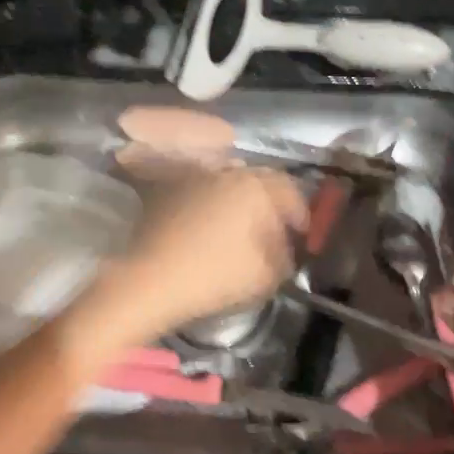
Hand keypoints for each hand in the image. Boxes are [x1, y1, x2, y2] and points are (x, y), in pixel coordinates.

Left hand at [64, 169, 305, 359]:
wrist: (152, 279)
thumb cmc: (215, 275)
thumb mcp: (266, 275)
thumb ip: (284, 258)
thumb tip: (285, 249)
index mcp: (254, 187)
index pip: (289, 189)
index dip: (300, 211)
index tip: (302, 234)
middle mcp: (226, 173)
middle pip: (258, 182)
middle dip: (271, 204)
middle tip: (275, 231)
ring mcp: (194, 179)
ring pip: (228, 184)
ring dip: (241, 203)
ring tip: (243, 231)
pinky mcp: (170, 192)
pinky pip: (203, 194)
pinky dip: (214, 207)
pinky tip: (212, 230)